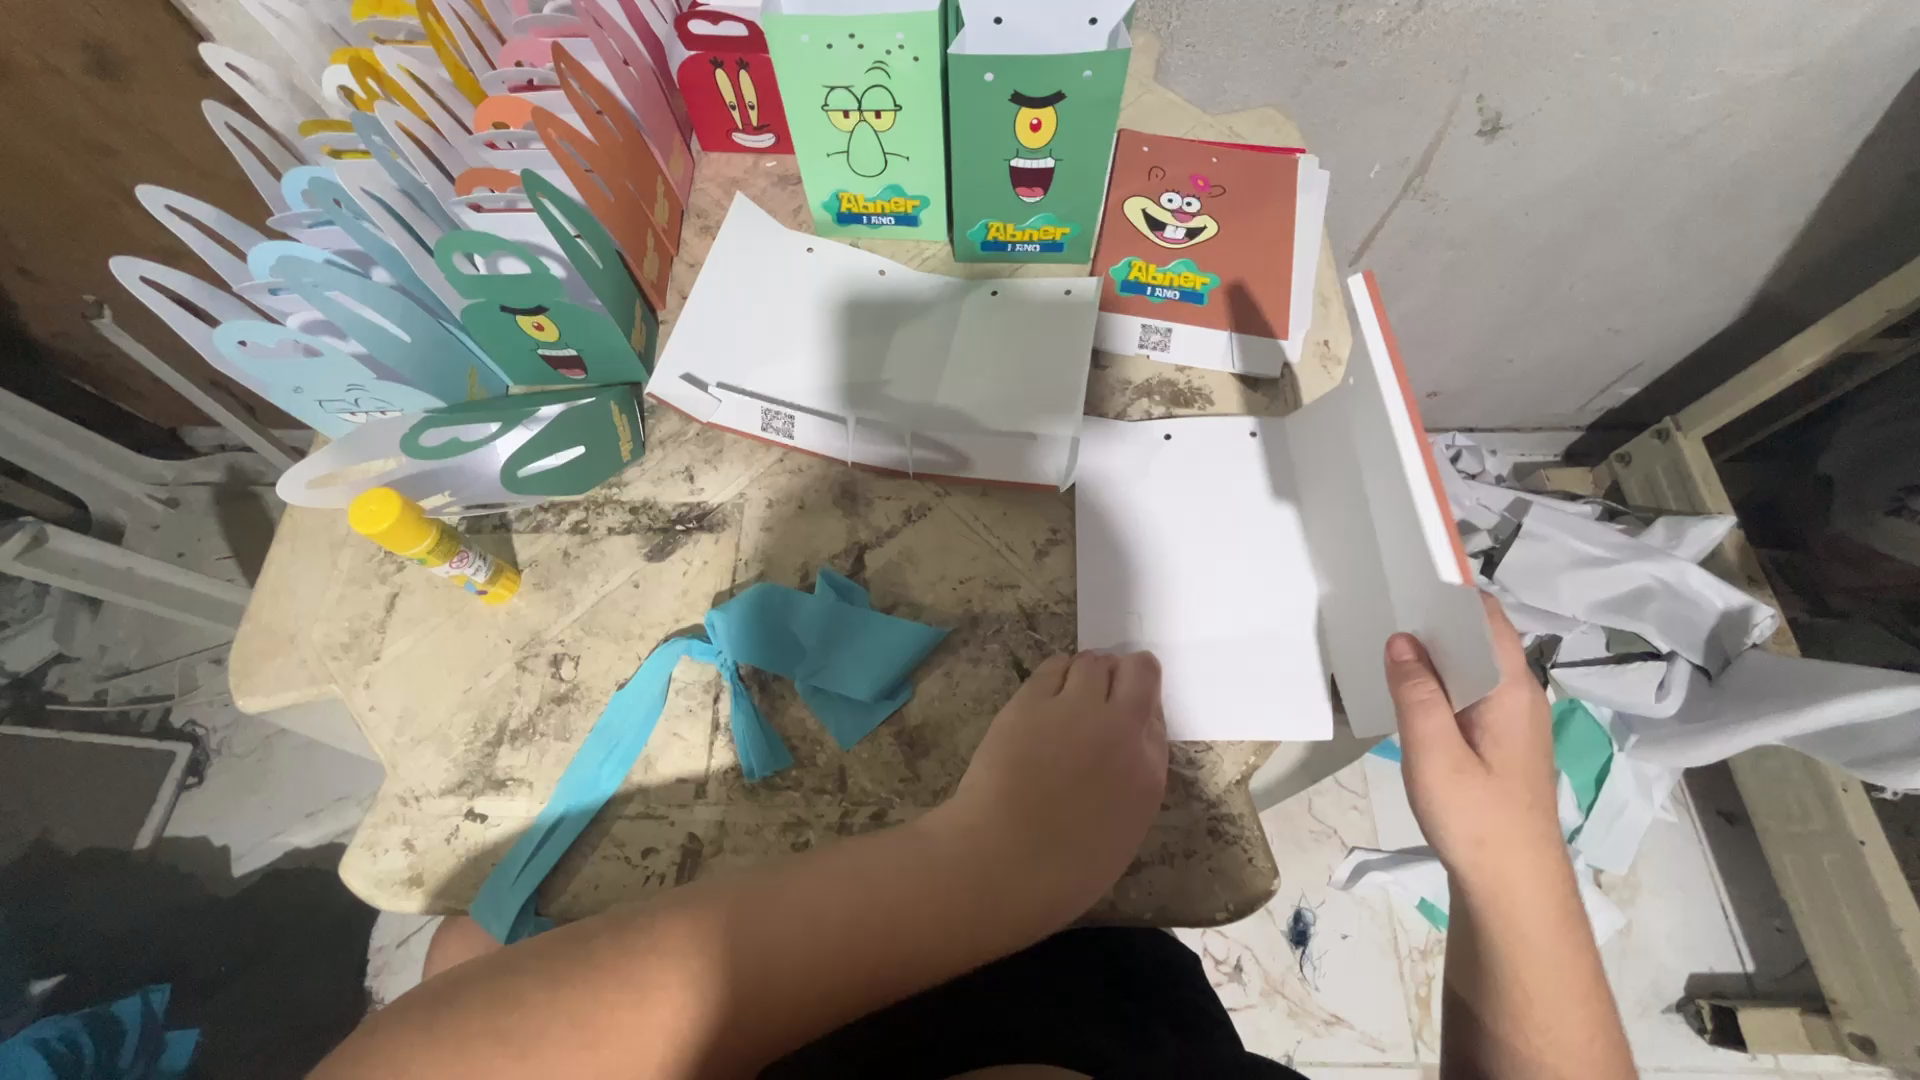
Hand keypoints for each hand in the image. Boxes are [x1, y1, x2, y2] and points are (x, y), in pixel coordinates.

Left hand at [937, 651, 1168, 926]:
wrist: (1001, 862)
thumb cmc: (1062, 869)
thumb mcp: (1123, 830)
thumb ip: (1132, 779)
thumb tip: (1123, 747)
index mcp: (1147, 772)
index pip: (1156, 715)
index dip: (1139, 709)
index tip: (1124, 715)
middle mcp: (1119, 729)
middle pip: (1136, 672)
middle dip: (1123, 675)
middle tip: (1103, 692)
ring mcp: (1075, 709)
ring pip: (1094, 662)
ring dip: (1088, 672)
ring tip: (1070, 693)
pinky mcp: (1031, 700)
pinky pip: (1054, 666)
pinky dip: (1057, 673)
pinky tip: (1046, 693)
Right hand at [1383, 594, 1565, 891]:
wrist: (1512, 887)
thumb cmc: (1476, 818)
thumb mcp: (1434, 753)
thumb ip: (1416, 692)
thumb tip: (1401, 639)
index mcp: (1512, 691)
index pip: (1488, 619)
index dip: (1452, 590)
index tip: (1407, 570)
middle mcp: (1518, 697)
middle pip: (1479, 638)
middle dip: (1434, 615)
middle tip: (1381, 599)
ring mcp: (1510, 720)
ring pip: (1471, 666)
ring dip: (1432, 649)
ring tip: (1384, 634)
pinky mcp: (1496, 740)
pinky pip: (1466, 691)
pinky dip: (1437, 677)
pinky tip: (1404, 684)